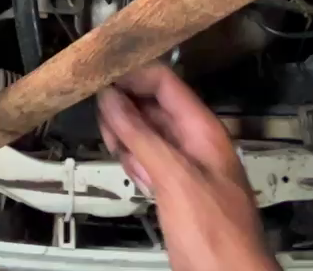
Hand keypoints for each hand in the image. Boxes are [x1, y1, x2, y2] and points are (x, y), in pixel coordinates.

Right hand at [97, 63, 276, 270]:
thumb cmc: (213, 235)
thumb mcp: (173, 178)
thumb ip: (140, 134)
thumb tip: (109, 96)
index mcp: (202, 130)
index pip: (164, 83)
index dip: (133, 77)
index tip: (100, 82)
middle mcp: (194, 142)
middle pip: (153, 105)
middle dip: (125, 108)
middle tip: (103, 121)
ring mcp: (185, 167)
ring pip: (148, 133)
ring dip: (127, 135)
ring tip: (115, 148)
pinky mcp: (176, 191)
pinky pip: (149, 160)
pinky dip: (135, 160)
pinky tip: (130, 170)